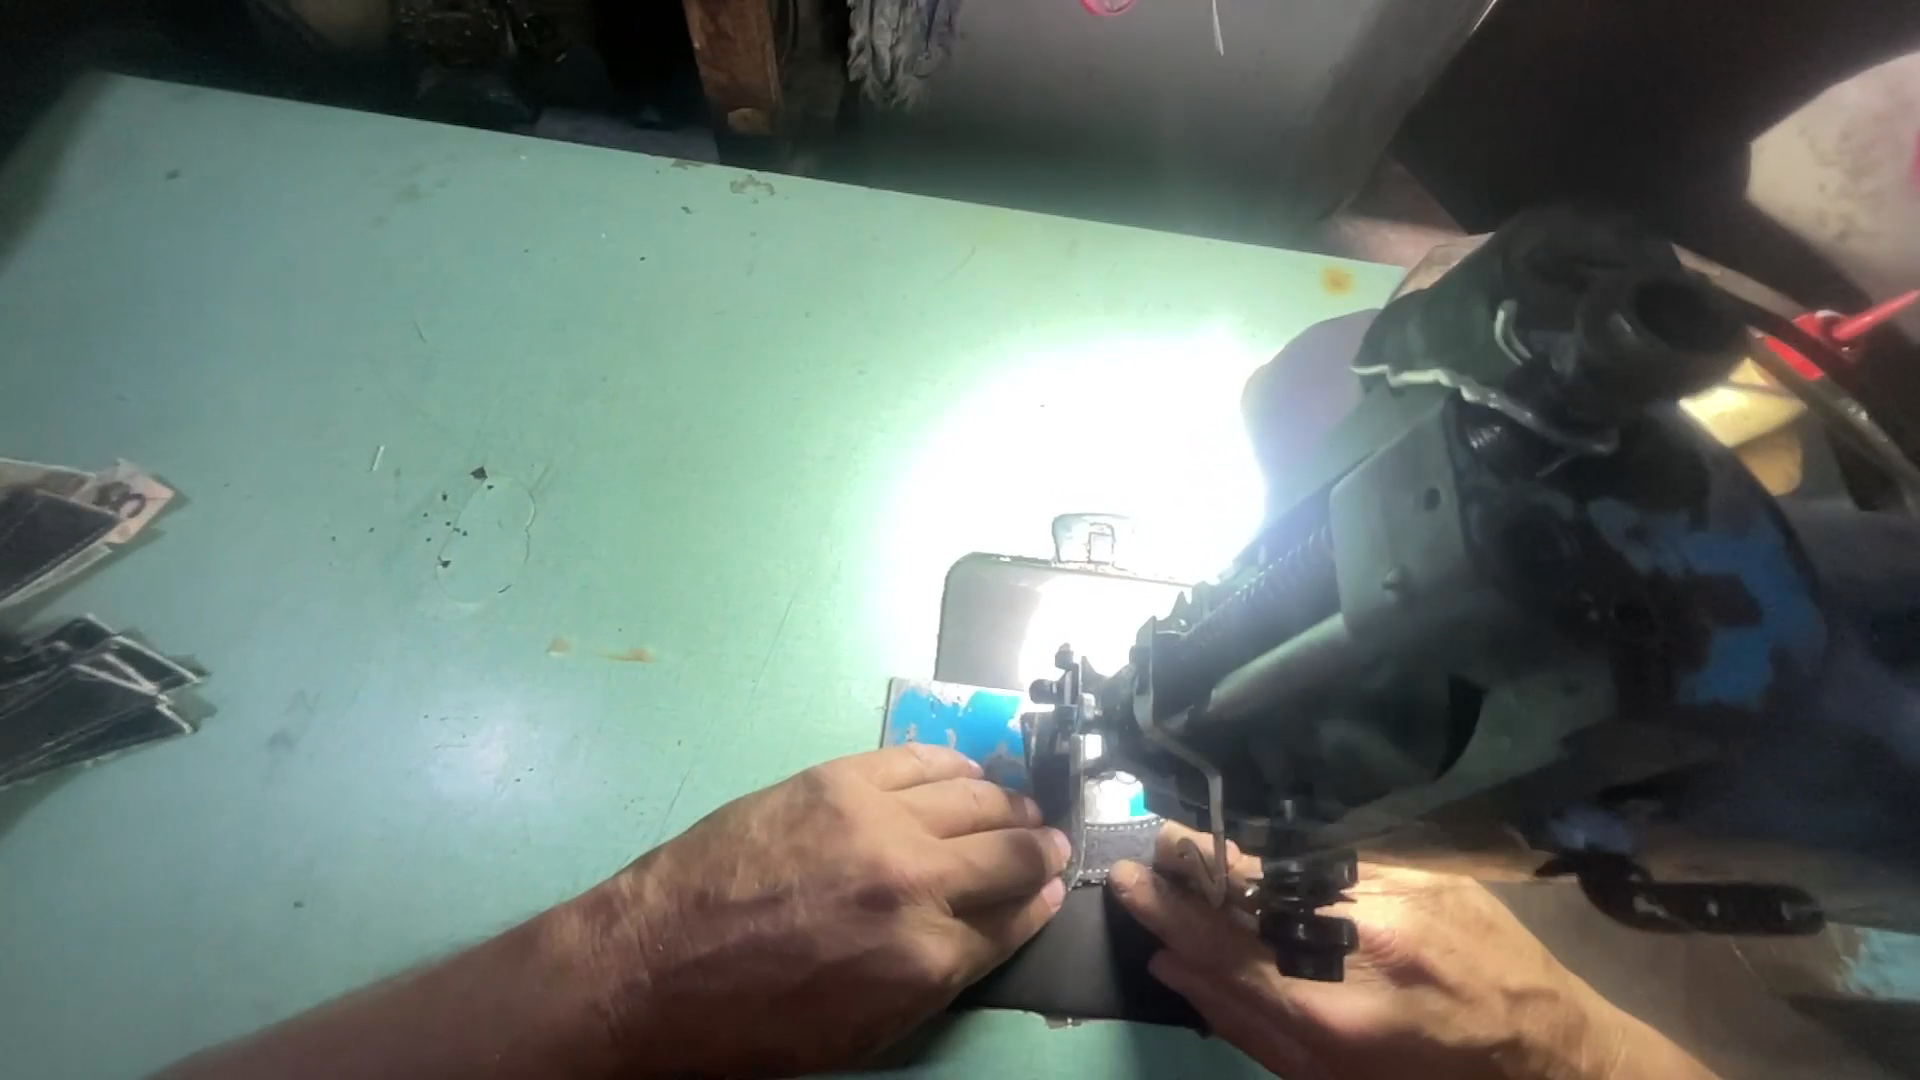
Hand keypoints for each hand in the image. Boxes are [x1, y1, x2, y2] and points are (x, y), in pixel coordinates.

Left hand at [584, 745, 1070, 1077]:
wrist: (654, 965)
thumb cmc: (757, 1020)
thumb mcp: (865, 1032)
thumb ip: (939, 975)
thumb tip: (989, 927)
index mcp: (925, 959)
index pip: (1014, 919)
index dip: (1040, 901)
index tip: (1053, 886)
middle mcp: (917, 880)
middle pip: (1010, 852)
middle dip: (1042, 849)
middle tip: (1050, 842)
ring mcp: (878, 819)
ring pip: (975, 797)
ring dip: (1008, 804)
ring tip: (1018, 807)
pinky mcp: (840, 778)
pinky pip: (920, 758)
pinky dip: (955, 764)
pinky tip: (969, 771)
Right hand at [1109, 824, 1716, 1079]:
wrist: (1556, 1051)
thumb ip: (1242, 1021)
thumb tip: (1166, 966)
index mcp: (1334, 1012)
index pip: (1217, 943)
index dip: (1160, 907)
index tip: (1120, 877)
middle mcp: (1356, 938)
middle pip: (1238, 876)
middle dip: (1182, 857)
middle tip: (1158, 857)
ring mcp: (1386, 889)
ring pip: (1271, 850)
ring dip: (1224, 850)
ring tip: (1202, 858)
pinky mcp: (1410, 861)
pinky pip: (1317, 846)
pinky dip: (1279, 855)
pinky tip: (1271, 864)